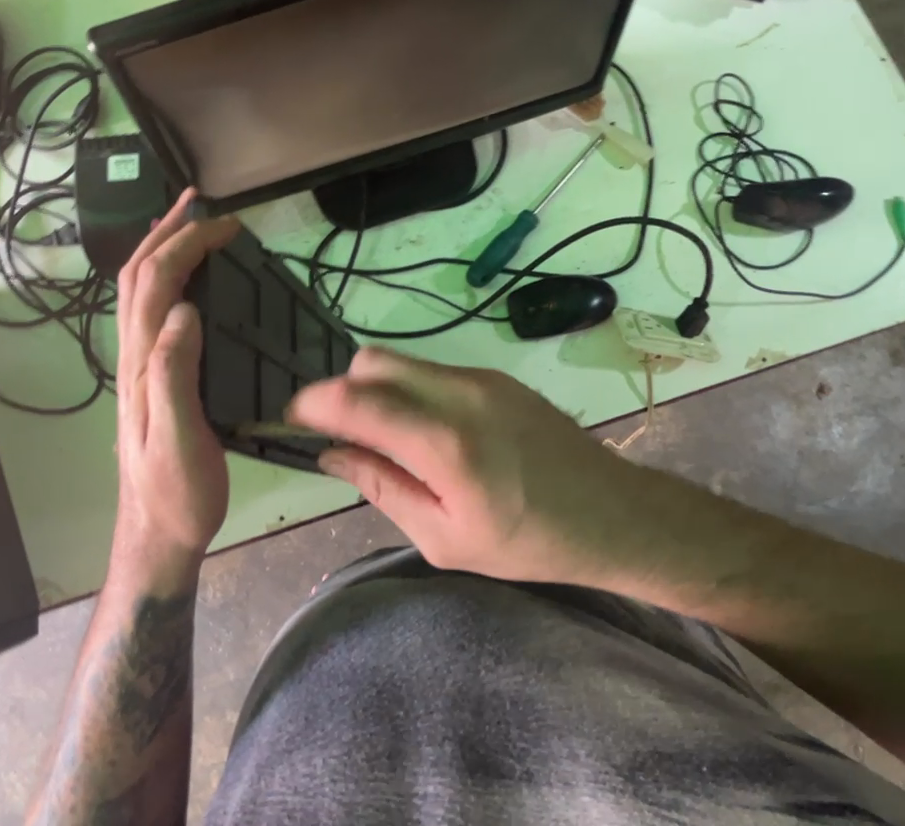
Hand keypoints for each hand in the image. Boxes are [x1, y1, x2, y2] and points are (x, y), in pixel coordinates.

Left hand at [114, 188, 240, 566]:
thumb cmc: (175, 491)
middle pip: (138, 277)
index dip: (185, 245)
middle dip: (165, 232)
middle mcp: (135, 356)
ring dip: (161, 249)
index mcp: (144, 363)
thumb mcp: (177, 438)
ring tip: (189, 225)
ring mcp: (141, 367)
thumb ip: (173, 374)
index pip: (156, 284)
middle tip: (199, 203)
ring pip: (140, 292)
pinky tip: (189, 284)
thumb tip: (184, 310)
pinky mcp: (153, 380)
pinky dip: (168, 280)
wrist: (158, 533)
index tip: (225, 225)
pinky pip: (154, 314)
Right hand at [289, 347, 639, 586]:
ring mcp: (481, 377)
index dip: (312, 404)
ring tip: (390, 440)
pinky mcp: (496, 375)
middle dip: (342, 391)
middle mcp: (459, 395)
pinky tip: (430, 434)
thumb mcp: (444, 537)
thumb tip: (330, 455)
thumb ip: (381, 487)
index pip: (356, 400)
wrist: (614, 513)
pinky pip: (432, 370)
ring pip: (400, 361)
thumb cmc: (527, 542)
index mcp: (444, 445)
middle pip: (370, 362)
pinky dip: (410, 391)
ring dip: (377, 390)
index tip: (290, 419)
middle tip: (345, 435)